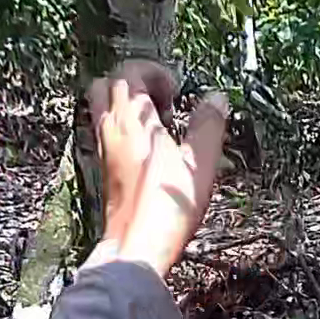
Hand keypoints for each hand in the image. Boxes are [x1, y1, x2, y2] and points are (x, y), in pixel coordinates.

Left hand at [85, 60, 227, 276]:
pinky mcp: (105, 172)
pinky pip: (107, 135)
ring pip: (104, 111)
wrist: (136, 246)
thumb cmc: (168, 205)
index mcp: (132, 118)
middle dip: (135, 84)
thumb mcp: (199, 163)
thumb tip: (216, 97)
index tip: (177, 90)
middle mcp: (110, 129)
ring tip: (159, 128)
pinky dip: (125, 131)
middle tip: (164, 103)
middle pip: (108, 85)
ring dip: (128, 108)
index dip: (153, 72)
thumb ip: (208, 126)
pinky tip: (150, 154)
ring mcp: (103, 151)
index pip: (129, 72)